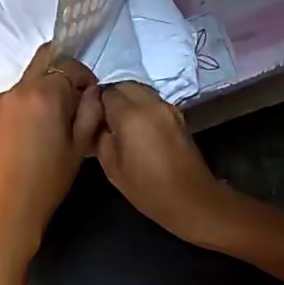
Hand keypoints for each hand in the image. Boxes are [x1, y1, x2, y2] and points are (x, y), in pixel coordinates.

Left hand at [0, 45, 102, 262]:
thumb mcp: (81, 145)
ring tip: (46, 125)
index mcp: (45, 94)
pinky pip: (10, 100)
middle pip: (43, 62)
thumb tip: (89, 91)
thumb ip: (90, 109)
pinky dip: (22, 108)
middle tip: (69, 102)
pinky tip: (26, 134)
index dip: (83, 76)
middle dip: (61, 75)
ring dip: (40, 93)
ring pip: (26, 83)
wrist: (12, 204)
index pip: (68, 64)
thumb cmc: (51, 178)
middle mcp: (18, 89)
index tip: (87, 96)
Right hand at [95, 81, 238, 245]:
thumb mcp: (112, 168)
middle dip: (113, 98)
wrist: (190, 198)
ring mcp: (168, 108)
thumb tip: (98, 124)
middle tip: (106, 121)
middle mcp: (151, 104)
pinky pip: (154, 102)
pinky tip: (139, 130)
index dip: (96, 104)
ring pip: (142, 91)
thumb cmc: (147, 188)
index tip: (93, 121)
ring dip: (129, 101)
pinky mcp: (179, 116)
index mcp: (131, 115)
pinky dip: (143, 108)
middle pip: (126, 85)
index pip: (106, 92)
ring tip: (122, 126)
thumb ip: (100, 138)